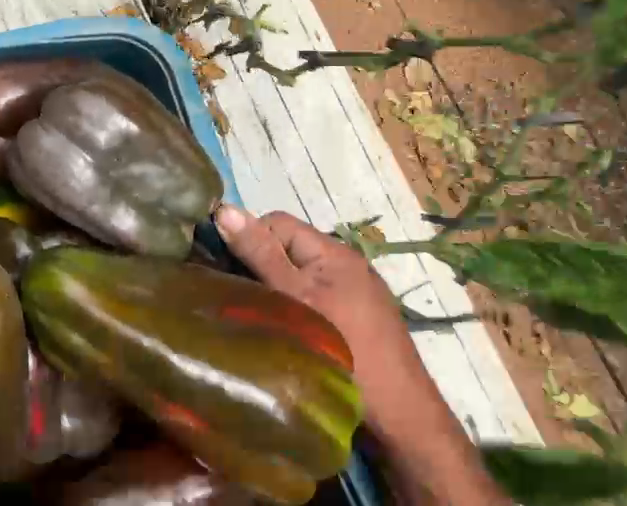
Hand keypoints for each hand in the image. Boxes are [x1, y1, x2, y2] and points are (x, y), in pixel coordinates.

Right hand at [212, 204, 428, 431]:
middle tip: (243, 293)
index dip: (248, 239)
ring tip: (261, 311)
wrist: (402, 417)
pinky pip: (314, 294)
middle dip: (260, 264)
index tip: (231, 270)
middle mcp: (348, 264)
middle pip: (287, 246)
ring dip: (276, 286)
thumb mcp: (295, 296)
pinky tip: (288, 327)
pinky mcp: (358, 317)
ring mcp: (356, 292)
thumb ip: (260, 252)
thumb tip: (224, 209)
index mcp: (335, 252)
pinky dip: (294, 303)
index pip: (276, 223)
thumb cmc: (346, 349)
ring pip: (298, 272)